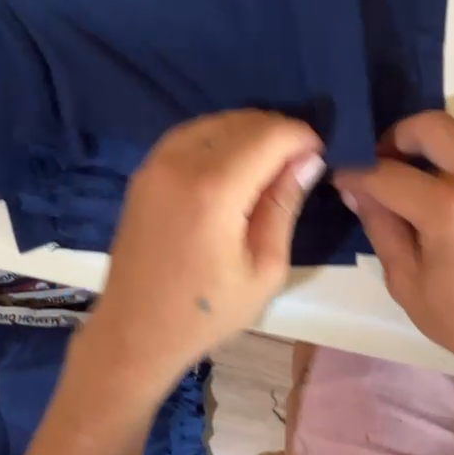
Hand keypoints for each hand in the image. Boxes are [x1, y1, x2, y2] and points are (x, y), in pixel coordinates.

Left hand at [88, 111, 324, 388]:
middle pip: (242, 122)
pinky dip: (218, 139)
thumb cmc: (206, 312)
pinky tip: (234, 167)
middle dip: (277, 133)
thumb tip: (307, 160)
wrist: (135, 332)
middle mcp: (180, 164)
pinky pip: (189, 136)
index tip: (318, 156)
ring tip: (269, 166)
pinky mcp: (144, 174)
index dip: (301, 137)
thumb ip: (283, 206)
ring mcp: (156, 165)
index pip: (269, 135)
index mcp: (214, 189)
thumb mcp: (264, 269)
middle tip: (297, 164)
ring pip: (214, 123)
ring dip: (247, 133)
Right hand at [333, 112, 453, 376]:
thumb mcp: (407, 282)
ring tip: (416, 191)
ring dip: (430, 157)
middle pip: (431, 125)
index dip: (357, 172)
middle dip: (396, 138)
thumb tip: (357, 189)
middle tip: (384, 165)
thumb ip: (381, 227)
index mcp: (449, 212)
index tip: (343, 177)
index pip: (388, 172)